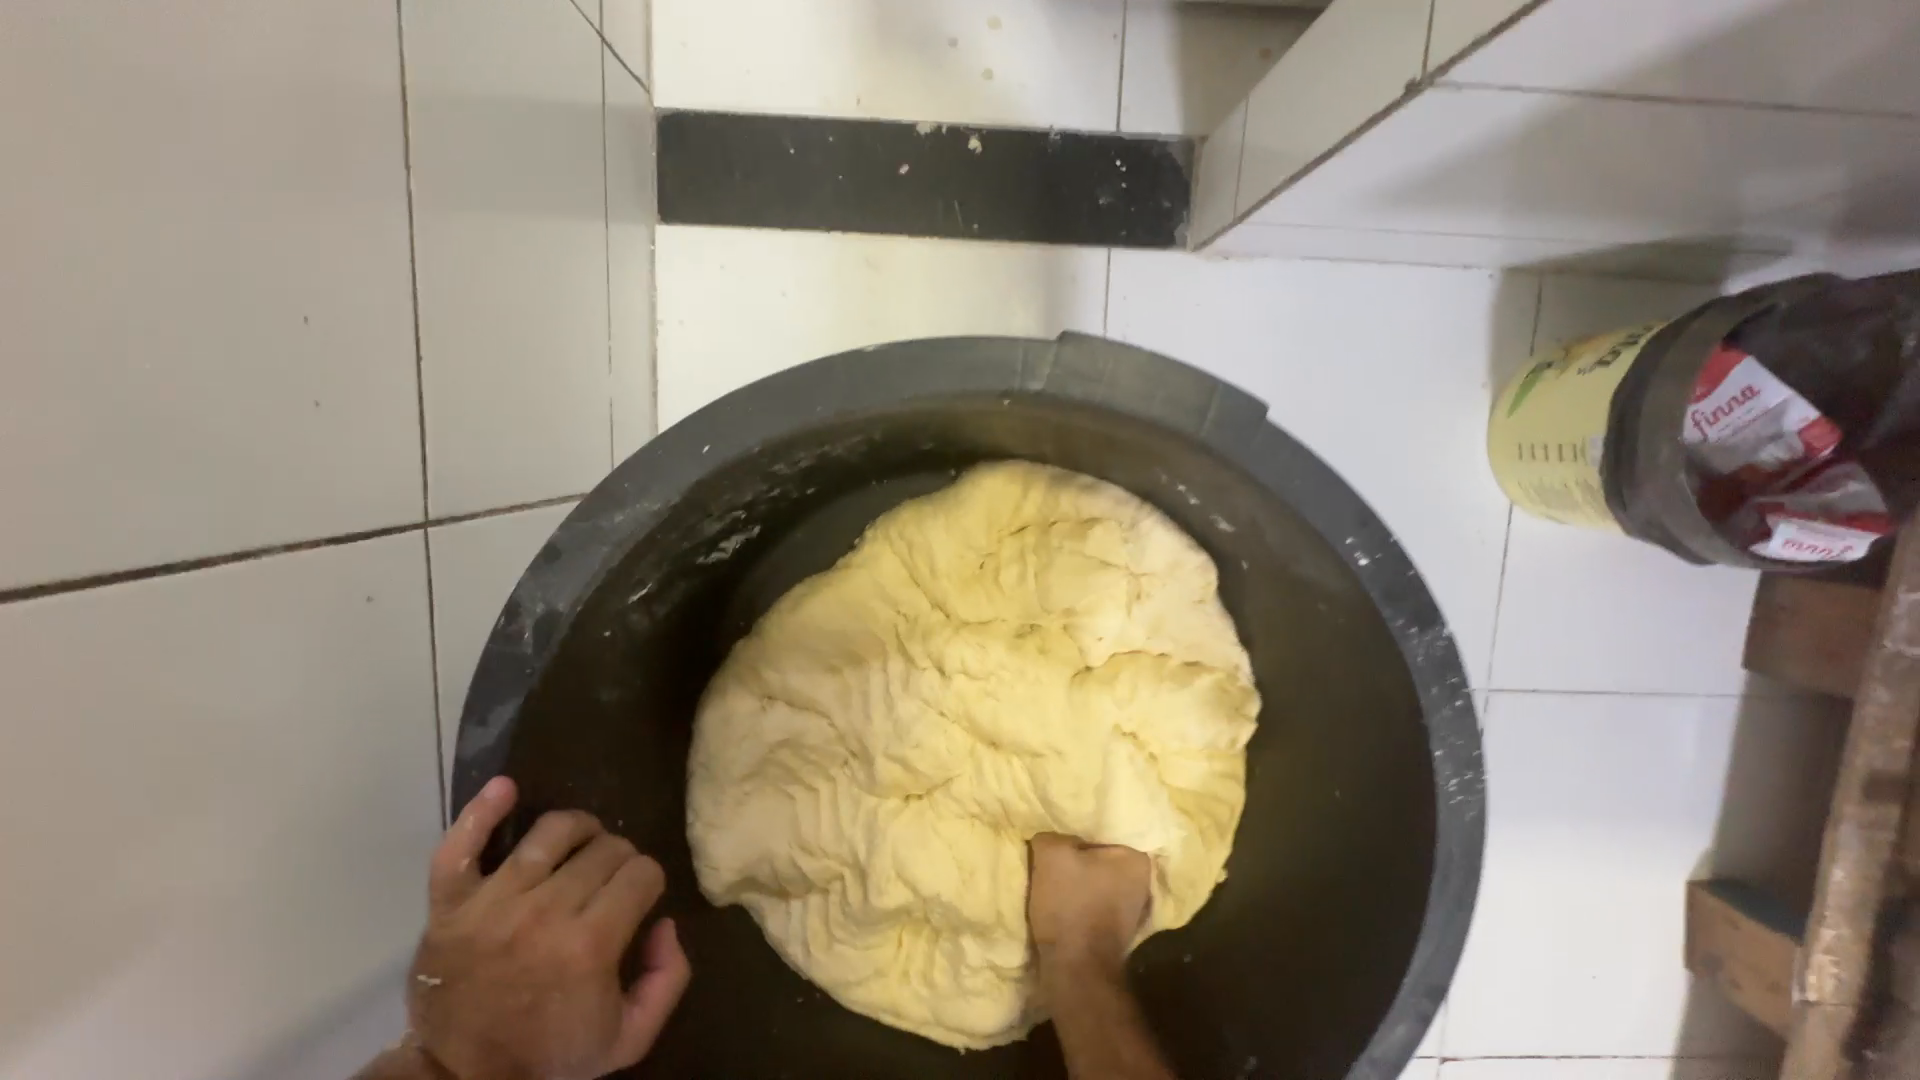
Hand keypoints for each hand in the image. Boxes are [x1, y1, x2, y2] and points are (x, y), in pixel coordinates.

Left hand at [406, 777, 690, 1079]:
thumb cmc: (548, 1055)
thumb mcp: (629, 1037)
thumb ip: (668, 978)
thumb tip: (665, 923)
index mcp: (590, 944)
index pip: (642, 873)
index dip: (648, 883)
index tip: (638, 902)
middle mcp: (545, 912)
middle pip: (605, 849)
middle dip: (620, 859)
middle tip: (610, 884)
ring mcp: (493, 903)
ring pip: (551, 832)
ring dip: (579, 830)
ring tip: (581, 845)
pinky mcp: (449, 905)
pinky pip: (460, 844)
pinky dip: (482, 812)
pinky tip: (506, 789)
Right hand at [1027, 832, 1151, 976]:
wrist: (1076, 969)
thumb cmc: (1070, 904)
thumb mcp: (1051, 853)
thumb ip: (1051, 835)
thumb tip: (1052, 841)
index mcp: (1135, 858)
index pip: (1098, 832)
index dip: (1071, 836)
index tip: (1054, 846)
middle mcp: (1142, 882)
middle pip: (1096, 858)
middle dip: (1074, 861)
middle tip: (1050, 863)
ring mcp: (1132, 910)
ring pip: (1094, 882)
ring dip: (1074, 883)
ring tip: (1051, 885)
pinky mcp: (1117, 932)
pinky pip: (1093, 904)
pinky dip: (1078, 904)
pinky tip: (1060, 907)